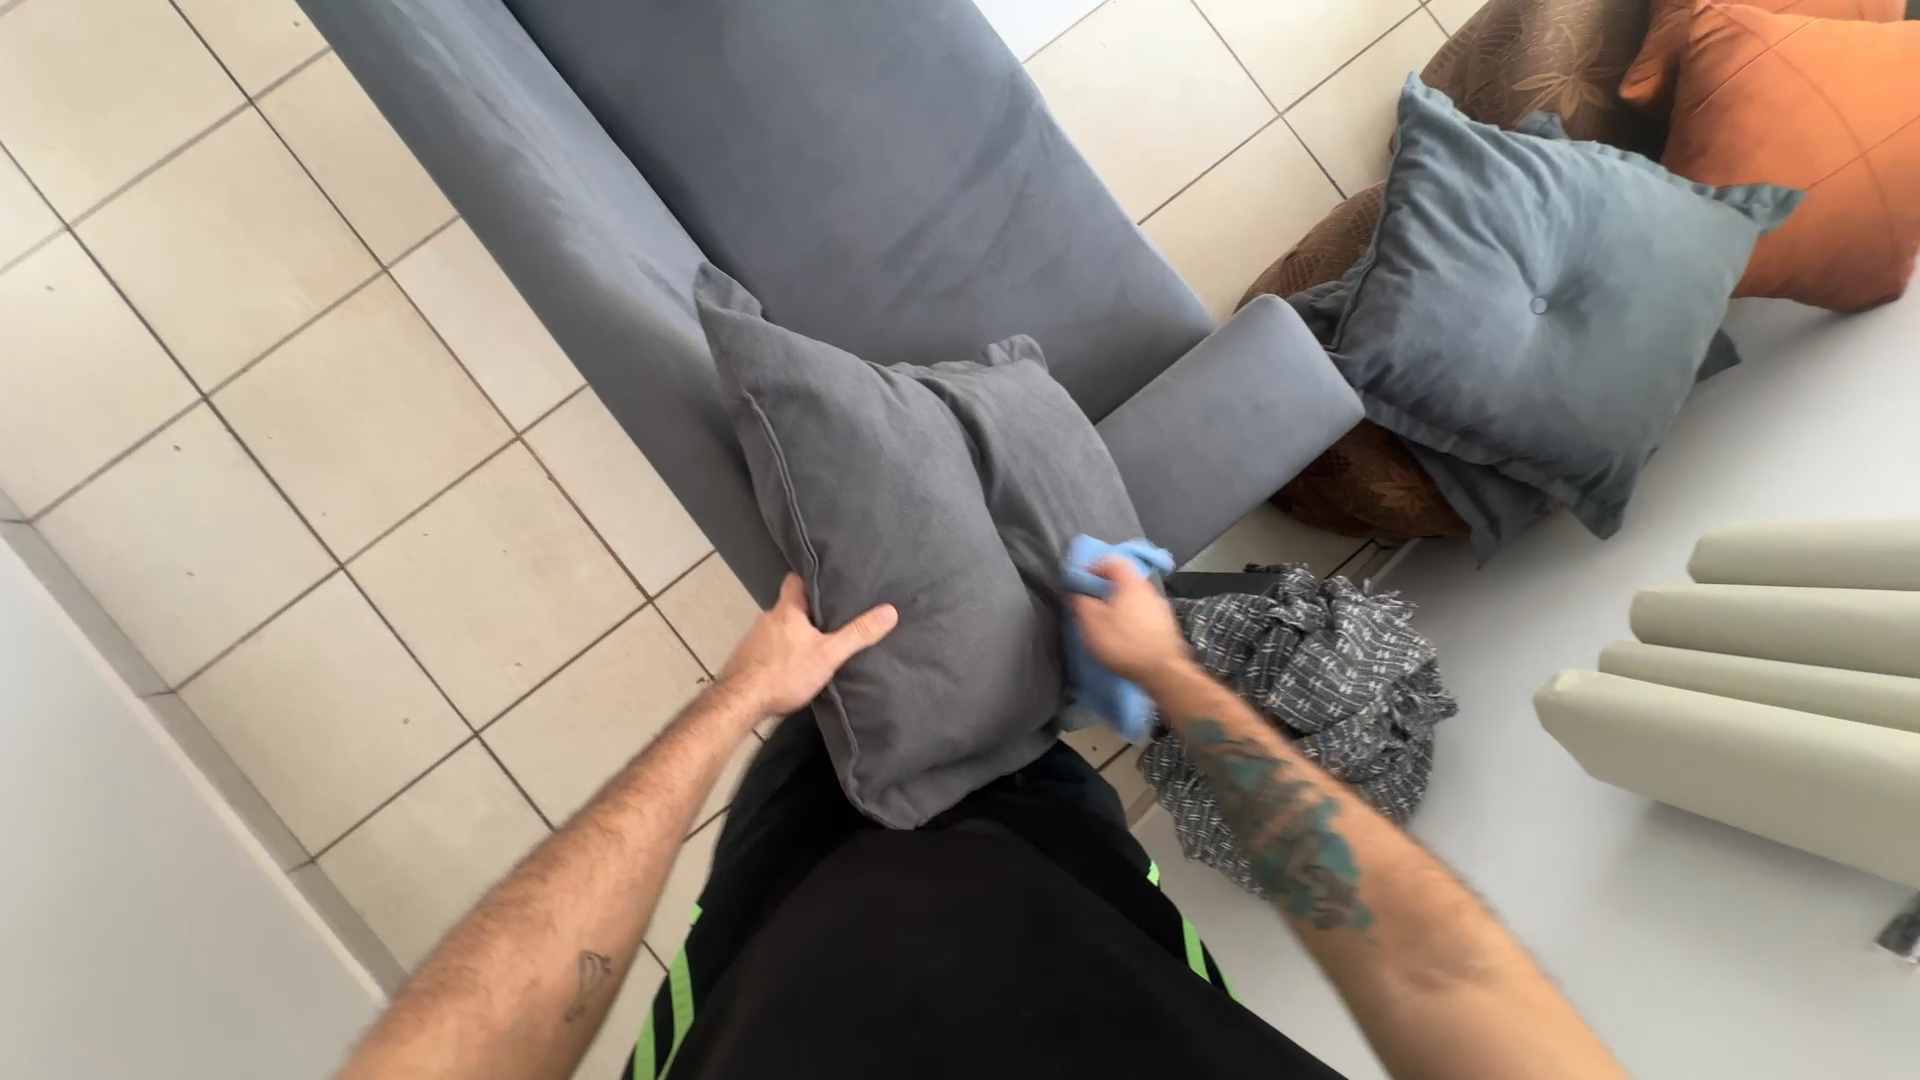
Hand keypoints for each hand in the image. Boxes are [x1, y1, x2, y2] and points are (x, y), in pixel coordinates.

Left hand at [717, 573, 897, 720]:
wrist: (739, 704)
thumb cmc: (785, 673)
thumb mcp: (829, 654)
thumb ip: (858, 634)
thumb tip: (890, 611)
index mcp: (787, 610)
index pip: (794, 580)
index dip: (809, 579)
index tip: (826, 581)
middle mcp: (766, 619)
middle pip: (788, 606)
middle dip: (806, 612)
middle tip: (829, 617)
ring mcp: (752, 640)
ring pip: (777, 629)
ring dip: (792, 634)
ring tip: (812, 644)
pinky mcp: (745, 660)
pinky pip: (766, 649)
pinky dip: (778, 653)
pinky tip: (789, 667)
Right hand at [1069, 557, 1192, 690]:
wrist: (1162, 672)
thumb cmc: (1123, 643)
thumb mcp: (1092, 623)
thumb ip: (1082, 603)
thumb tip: (1079, 594)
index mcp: (1131, 584)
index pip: (1114, 561)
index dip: (1096, 565)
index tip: (1083, 578)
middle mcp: (1150, 591)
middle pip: (1126, 580)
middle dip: (1107, 587)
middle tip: (1092, 600)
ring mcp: (1161, 609)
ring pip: (1136, 598)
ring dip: (1120, 604)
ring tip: (1107, 620)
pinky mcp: (1166, 626)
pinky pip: (1144, 613)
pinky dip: (1131, 617)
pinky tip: (1125, 634)